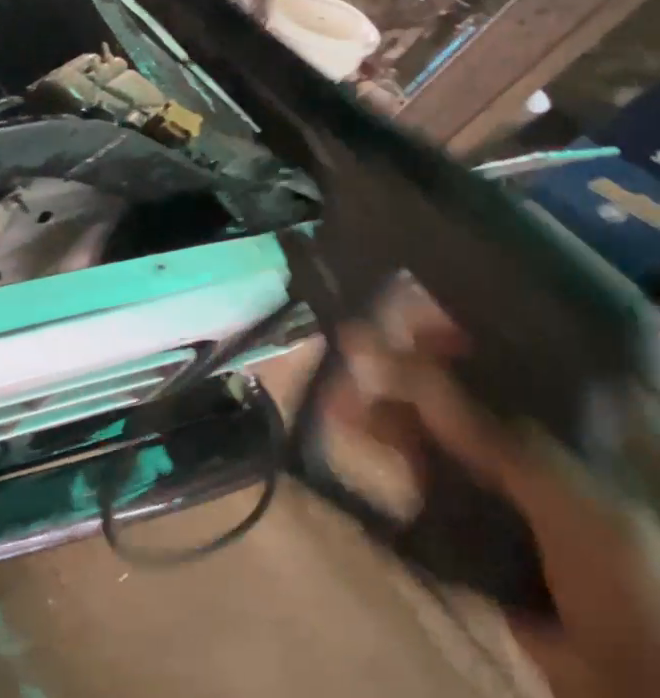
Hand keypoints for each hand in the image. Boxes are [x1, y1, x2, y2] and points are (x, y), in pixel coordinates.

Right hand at [329, 295, 659, 697]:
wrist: (638, 684)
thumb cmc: (641, 580)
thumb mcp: (574, 498)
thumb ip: (490, 429)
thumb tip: (392, 358)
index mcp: (605, 425)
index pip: (539, 351)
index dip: (479, 322)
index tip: (415, 306)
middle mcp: (563, 441)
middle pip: (479, 384)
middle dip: (414, 365)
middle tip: (355, 346)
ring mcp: (523, 481)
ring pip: (446, 426)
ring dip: (390, 408)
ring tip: (337, 400)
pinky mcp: (485, 515)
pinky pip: (430, 469)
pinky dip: (391, 451)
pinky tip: (351, 433)